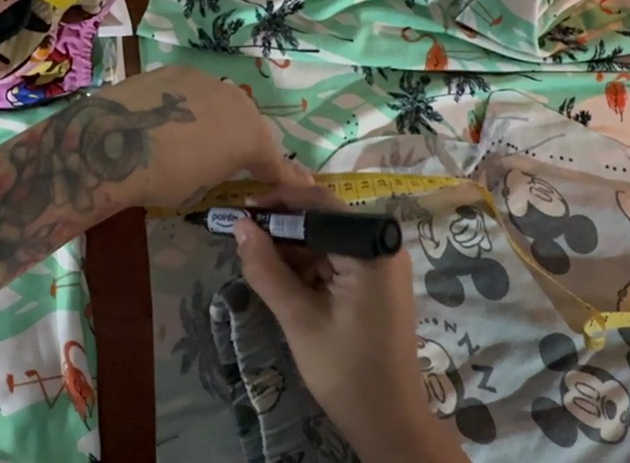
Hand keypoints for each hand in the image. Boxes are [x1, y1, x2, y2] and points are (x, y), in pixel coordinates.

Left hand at [101, 64, 309, 209]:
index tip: (300, 184)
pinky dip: (190, 105)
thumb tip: (220, 164)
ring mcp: (206, 80)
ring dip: (217, 119)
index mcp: (250, 137)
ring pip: (222, 102)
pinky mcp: (177, 69)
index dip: (284, 176)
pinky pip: (193, 91)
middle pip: (250, 124)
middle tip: (237, 160)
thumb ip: (222, 169)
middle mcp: (236, 101)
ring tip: (198, 137)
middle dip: (247, 142)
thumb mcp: (201, 186)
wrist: (114, 139)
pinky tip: (172, 118)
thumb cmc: (161, 178)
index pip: (275, 161)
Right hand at [234, 185, 463, 462]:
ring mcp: (382, 263)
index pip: (319, 204)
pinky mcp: (376, 280)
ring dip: (292, 248)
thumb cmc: (347, 371)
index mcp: (373, 247)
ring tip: (257, 262)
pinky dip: (308, 264)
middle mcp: (383, 245)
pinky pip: (336, 257)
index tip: (241, 212)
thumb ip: (266, 269)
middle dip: (282, 227)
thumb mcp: (299, 318)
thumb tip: (239, 225)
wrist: (390, 425)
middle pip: (323, 218)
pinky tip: (284, 280)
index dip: (278, 203)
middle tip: (243, 239)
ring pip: (326, 238)